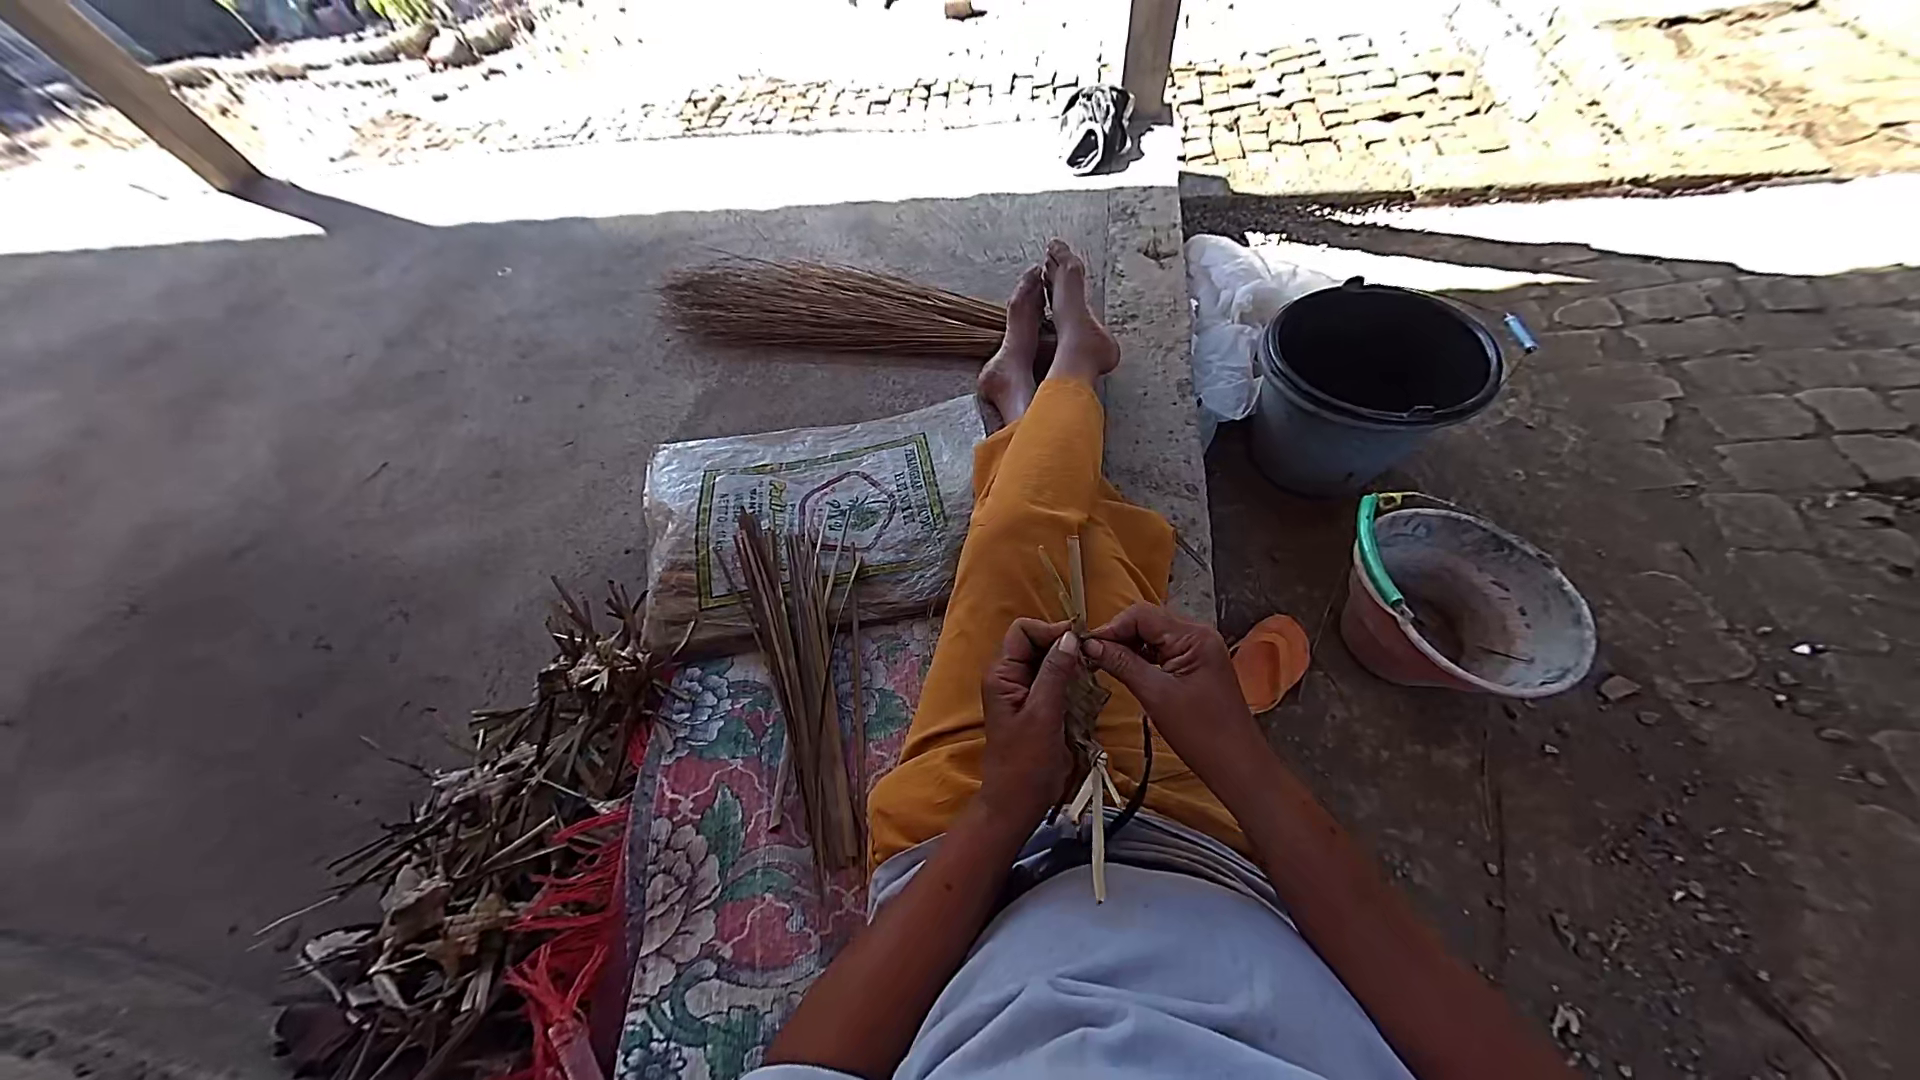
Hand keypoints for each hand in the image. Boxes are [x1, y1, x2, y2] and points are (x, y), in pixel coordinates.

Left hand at [978, 618, 1079, 824]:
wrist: (1018, 801)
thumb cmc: (1025, 761)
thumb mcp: (1043, 714)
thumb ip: (1055, 673)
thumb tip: (1069, 637)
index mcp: (1002, 674)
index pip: (1023, 632)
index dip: (1050, 631)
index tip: (1078, 641)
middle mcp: (1010, 676)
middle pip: (1037, 643)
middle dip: (1063, 646)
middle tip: (1090, 657)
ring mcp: (1024, 690)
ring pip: (1049, 661)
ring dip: (1070, 664)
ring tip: (1091, 672)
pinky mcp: (1038, 704)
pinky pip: (1055, 681)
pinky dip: (1072, 681)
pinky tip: (1087, 688)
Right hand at [1081, 603, 1262, 778]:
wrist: (1238, 767)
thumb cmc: (1203, 734)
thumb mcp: (1156, 695)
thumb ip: (1122, 663)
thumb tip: (1090, 645)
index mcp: (1194, 637)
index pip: (1141, 615)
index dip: (1111, 628)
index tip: (1086, 647)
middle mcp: (1198, 635)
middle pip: (1146, 621)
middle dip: (1117, 636)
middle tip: (1091, 656)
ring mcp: (1198, 650)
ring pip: (1151, 636)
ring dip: (1127, 647)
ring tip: (1104, 664)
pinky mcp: (1195, 665)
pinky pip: (1160, 650)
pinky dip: (1140, 658)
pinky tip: (1125, 670)